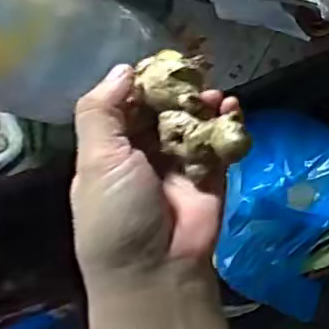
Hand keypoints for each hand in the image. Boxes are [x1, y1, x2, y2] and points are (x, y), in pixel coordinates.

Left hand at [71, 63, 239, 288]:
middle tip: (193, 71)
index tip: (161, 61)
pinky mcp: (213, 174)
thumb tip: (123, 69)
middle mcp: (147, 154)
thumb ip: (103, 112)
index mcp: (112, 150)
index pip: (127, 106)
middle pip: (165, 111)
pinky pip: (222, 143)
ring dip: (204, 105)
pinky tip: (232, 108)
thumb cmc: (116, 212)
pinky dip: (228, 123)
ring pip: (196, 123)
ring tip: (213, 93)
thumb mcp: (96, 160)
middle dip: (178, 90)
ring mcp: (182, 164)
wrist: (155, 267)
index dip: (142, 82)